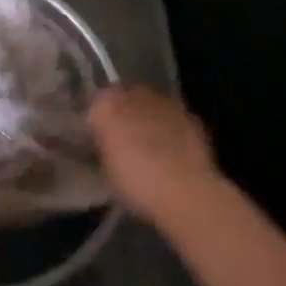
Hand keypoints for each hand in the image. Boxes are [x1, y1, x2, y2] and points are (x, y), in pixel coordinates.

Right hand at [90, 85, 221, 223]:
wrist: (185, 191)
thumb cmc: (135, 183)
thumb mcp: (106, 170)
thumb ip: (103, 149)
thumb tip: (106, 147)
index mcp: (105, 104)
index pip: (95, 110)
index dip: (98, 129)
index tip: (100, 147)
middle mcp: (134, 94)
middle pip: (124, 101)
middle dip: (124, 118)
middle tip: (124, 145)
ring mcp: (165, 102)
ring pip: (150, 107)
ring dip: (148, 121)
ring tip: (151, 151)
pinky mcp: (190, 116)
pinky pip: (172, 120)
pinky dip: (170, 131)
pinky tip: (173, 155)